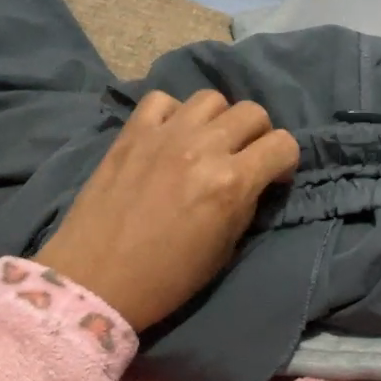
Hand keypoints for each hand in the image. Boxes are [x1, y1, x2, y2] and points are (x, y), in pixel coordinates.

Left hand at [34, 90, 299, 330]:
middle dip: (258, 135)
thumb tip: (254, 180)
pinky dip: (174, 114)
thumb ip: (247, 203)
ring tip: (207, 144)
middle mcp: (203, 148)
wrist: (96, 281)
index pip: (283, 144)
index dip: (285, 161)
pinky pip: (163, 100)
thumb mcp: (226, 248)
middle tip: (244, 159)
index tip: (273, 178)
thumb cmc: (168, 278)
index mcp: (231, 183)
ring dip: (219, 120)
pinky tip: (170, 137)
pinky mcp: (131, 133)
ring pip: (211, 98)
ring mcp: (164, 135)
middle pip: (253, 112)